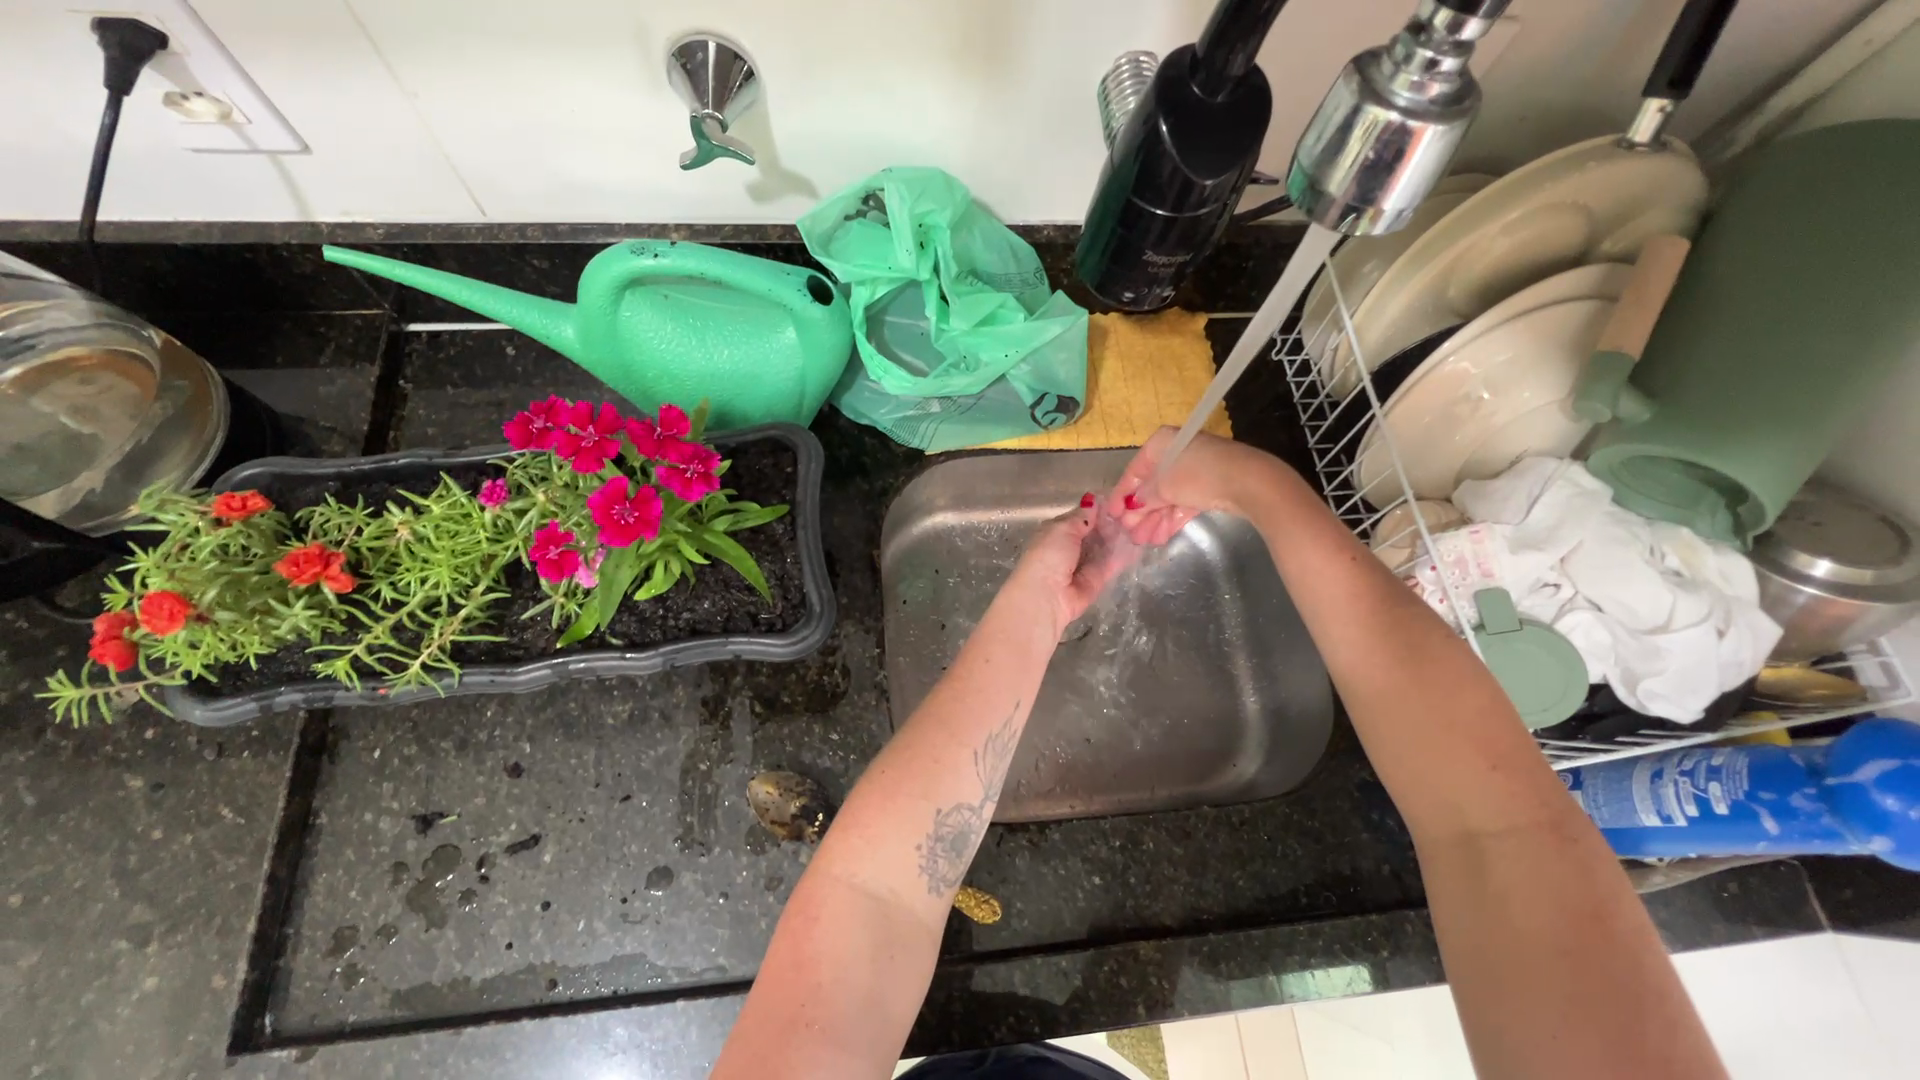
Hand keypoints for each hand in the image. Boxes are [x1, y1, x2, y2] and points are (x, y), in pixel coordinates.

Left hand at [1009, 501, 1137, 633]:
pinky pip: (1113, 564)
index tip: (1121, 500)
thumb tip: (1092, 499)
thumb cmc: (1048, 556)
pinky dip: (1125, 554)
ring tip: (1142, 524)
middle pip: (1097, 531)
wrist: (1046, 596)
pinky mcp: (1097, 579)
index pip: (1082, 516)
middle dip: (1113, 522)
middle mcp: (1072, 546)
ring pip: (1106, 546)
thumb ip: (1081, 516)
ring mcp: (1085, 563)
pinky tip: (1141, 542)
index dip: (1100, 508)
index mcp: (1058, 531)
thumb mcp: (1062, 529)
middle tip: (1136, 512)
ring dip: (1121, 536)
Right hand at [1106, 427, 1279, 546]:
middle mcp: (1177, 452)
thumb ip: (1143, 498)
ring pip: (1168, 497)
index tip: (1113, 515)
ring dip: (1154, 520)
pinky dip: (1171, 519)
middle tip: (1129, 534)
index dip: (1122, 495)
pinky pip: (1183, 503)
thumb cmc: (1198, 476)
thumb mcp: (1163, 488)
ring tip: (1144, 542)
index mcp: (1162, 443)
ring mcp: (1195, 470)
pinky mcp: (1210, 486)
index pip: (1135, 470)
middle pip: (1152, 486)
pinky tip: (1161, 537)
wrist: (1249, 482)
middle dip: (1140, 512)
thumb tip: (1131, 506)